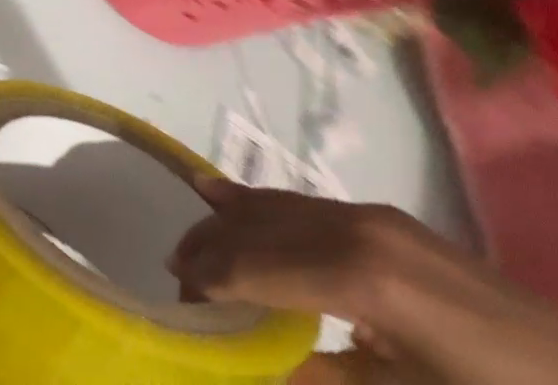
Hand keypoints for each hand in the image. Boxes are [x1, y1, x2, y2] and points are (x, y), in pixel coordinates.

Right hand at [169, 176, 557, 384]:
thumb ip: (316, 373)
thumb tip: (244, 359)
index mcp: (359, 280)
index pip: (250, 269)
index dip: (207, 284)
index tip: (182, 305)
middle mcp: (355, 232)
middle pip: (251, 232)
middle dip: (206, 252)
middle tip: (177, 282)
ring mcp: (370, 217)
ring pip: (267, 209)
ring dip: (222, 226)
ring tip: (190, 253)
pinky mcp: (381, 217)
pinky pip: (298, 202)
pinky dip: (252, 200)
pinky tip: (212, 191)